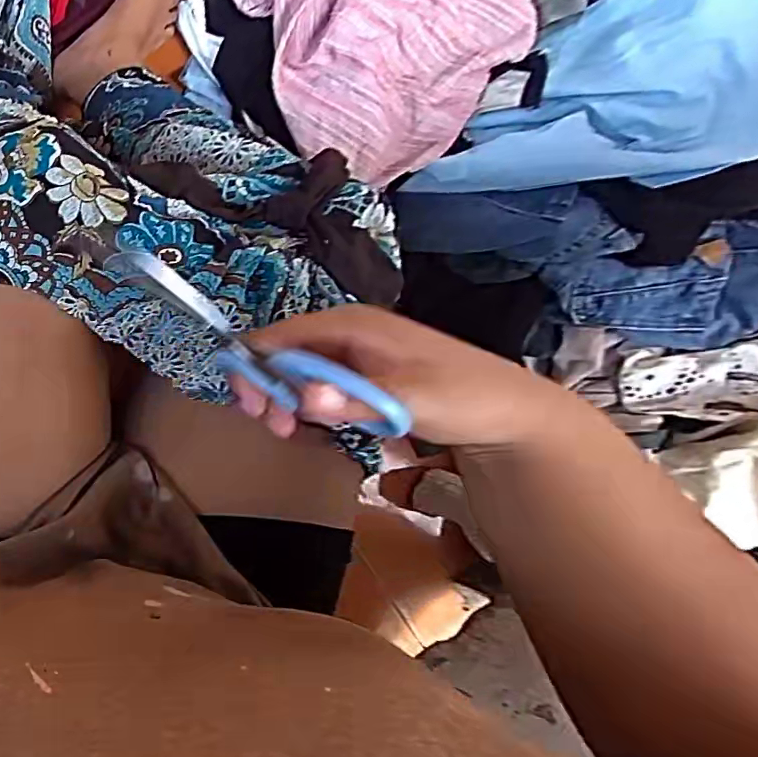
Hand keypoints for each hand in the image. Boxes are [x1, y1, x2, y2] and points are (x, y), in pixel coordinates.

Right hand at [229, 304, 598, 451]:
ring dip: (283, 400)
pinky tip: (312, 425)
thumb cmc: (464, 397)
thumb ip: (352, 400)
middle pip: (283, 354)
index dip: (254, 365)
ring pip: (297, 372)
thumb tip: (302, 397)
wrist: (511, 413)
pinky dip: (306, 405)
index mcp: (352, 325)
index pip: (281, 336)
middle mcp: (347, 333)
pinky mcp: (362, 375)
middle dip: (267, 387)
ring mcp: (354, 354)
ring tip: (288, 430)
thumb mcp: (407, 400)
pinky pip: (317, 386)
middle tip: (271, 424)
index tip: (246, 402)